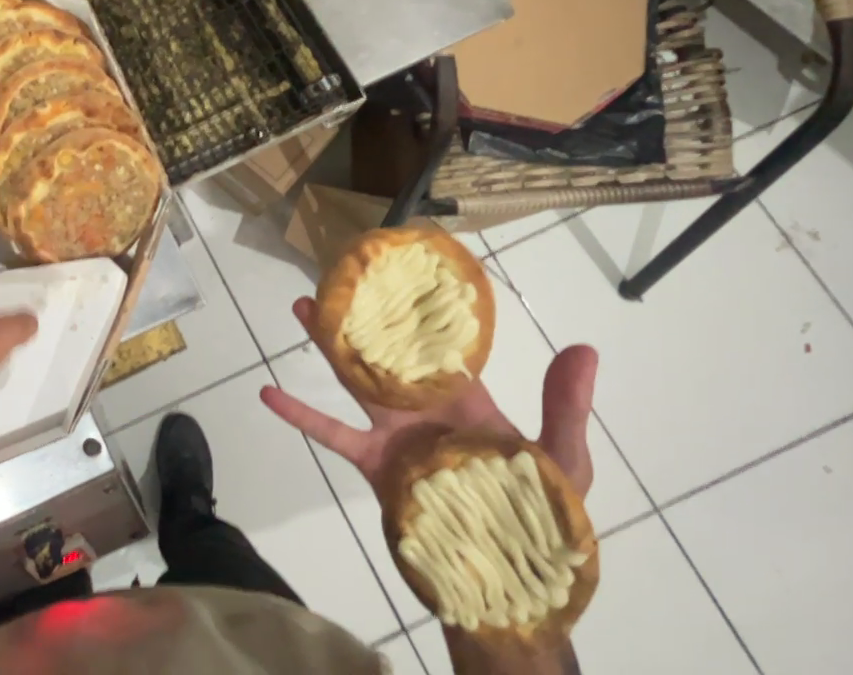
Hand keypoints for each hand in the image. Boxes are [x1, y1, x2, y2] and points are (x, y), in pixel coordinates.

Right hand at [260, 297, 597, 496]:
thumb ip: (564, 407)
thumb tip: (582, 348)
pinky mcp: (372, 461)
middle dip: (361, 317)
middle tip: (335, 280)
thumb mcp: (562, 458)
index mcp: (465, 398)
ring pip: (351, 379)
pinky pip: (330, 433)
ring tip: (300, 310)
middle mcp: (423, 407)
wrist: (507, 573)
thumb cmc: (539, 514)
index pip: (439, 346)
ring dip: (325, 346)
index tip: (397, 278)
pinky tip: (269, 394)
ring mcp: (392, 432)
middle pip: (385, 352)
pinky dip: (299, 415)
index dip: (418, 312)